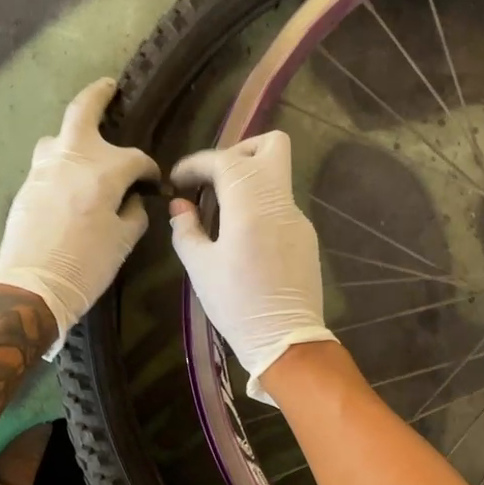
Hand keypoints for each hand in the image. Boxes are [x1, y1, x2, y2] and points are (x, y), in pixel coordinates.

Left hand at [0, 77, 160, 356]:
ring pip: (56, 139)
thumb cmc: (85, 266)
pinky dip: (58, 167)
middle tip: (108, 89)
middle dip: (98, 95)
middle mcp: (70, 159)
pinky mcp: (24, 188)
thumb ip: (133, 213)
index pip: (136, 159)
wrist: (33, 289)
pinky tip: (66, 185)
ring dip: (71, 139)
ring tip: (83, 151)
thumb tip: (132, 199)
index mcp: (103, 171)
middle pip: (82, 111)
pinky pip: (45, 166)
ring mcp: (41, 171)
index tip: (154, 183)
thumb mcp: (122, 242)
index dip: (149, 170)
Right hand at [169, 131, 336, 403]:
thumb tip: (182, 205)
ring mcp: (297, 218)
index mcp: (251, 207)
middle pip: (270, 146)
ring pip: (276, 175)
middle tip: (212, 178)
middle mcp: (280, 203)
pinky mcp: (304, 236)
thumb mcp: (200, 268)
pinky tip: (241, 235)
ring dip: (247, 180)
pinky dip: (258, 205)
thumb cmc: (237, 305)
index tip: (178, 181)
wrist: (285, 339)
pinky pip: (280, 204)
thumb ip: (187, 230)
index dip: (197, 163)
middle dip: (237, 151)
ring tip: (221, 209)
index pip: (225, 161)